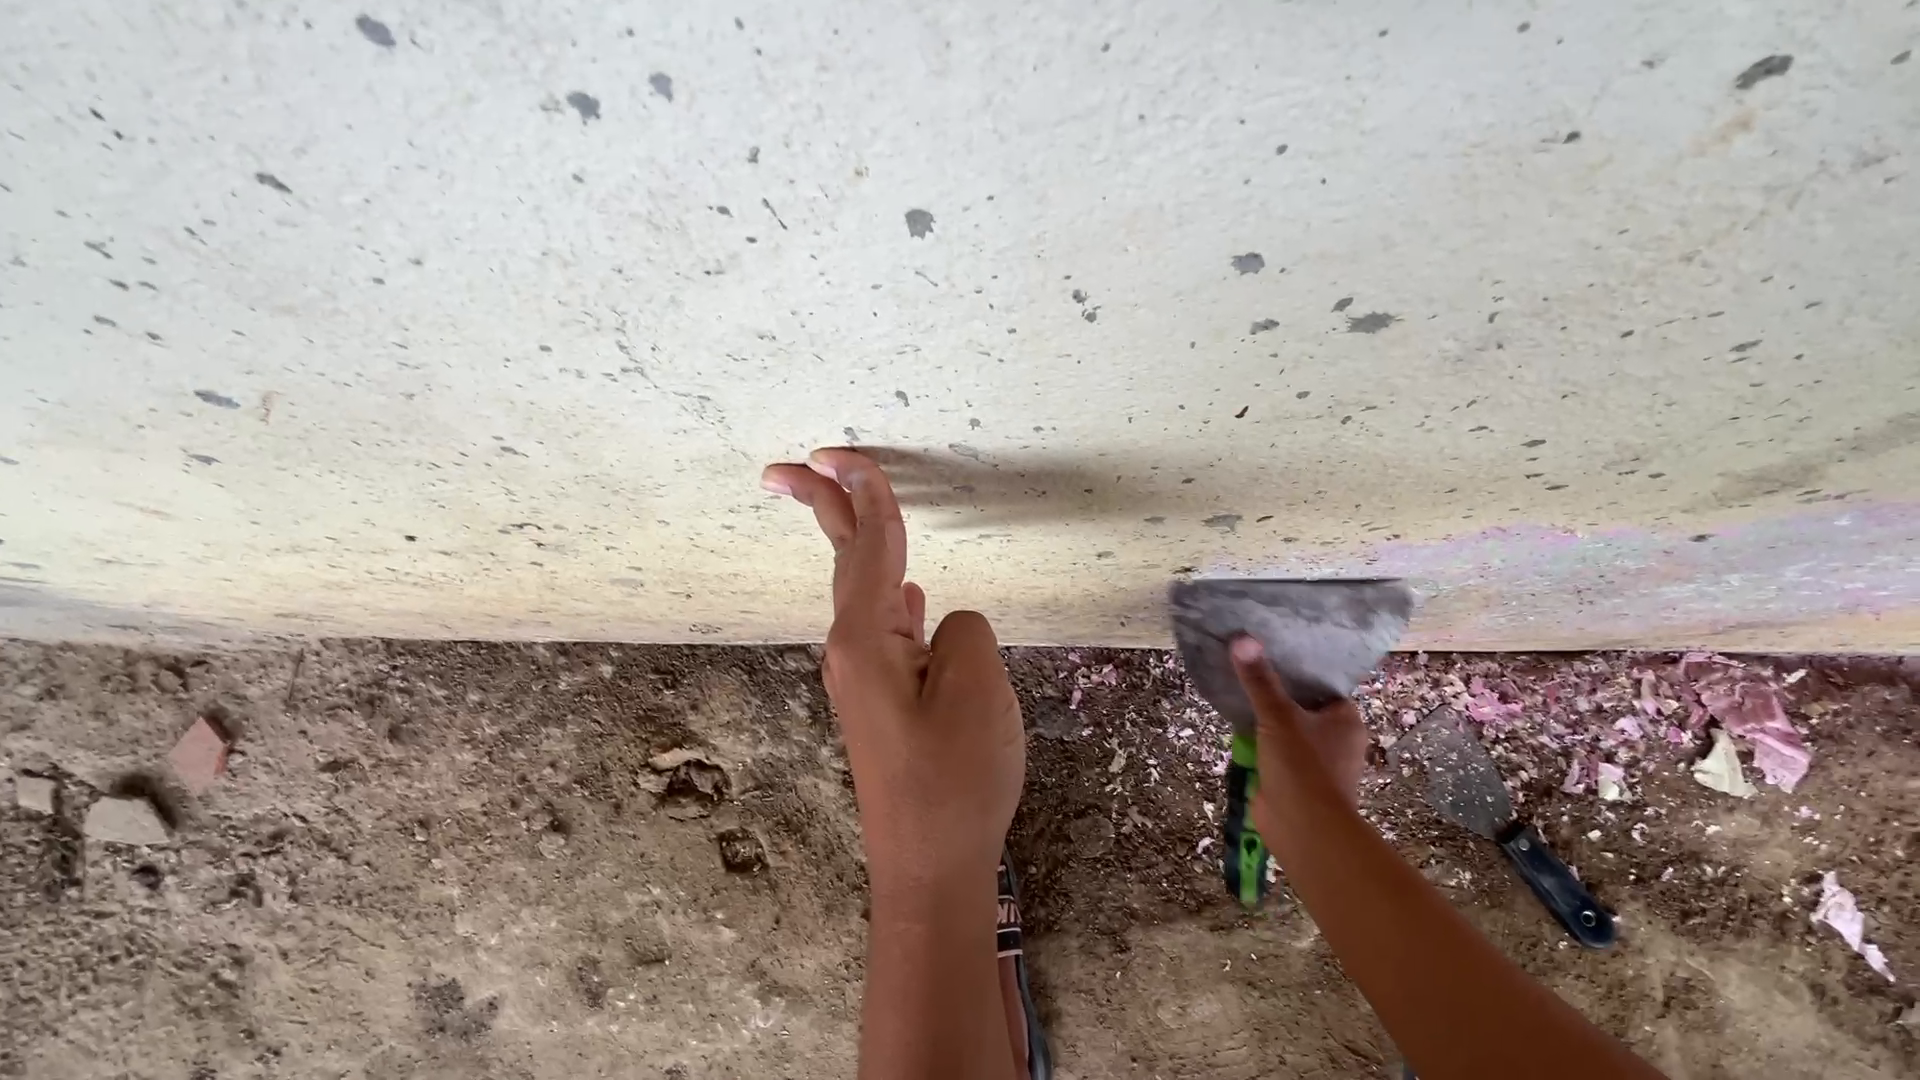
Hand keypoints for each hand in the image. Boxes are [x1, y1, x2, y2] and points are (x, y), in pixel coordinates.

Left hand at [761, 448, 1025, 896]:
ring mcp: (865, 678)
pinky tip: (908, 592)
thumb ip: (962, 630)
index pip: (867, 547)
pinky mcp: (883, 701)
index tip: (842, 452)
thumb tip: (941, 625)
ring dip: (861, 545)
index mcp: (867, 640)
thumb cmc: (954, 780)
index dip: (864, 494)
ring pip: (865, 593)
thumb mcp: (977, 689)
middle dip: (829, 507)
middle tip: (793, 466)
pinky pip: (884, 627)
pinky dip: (890, 593)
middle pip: (848, 561)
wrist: (930, 868)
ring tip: (854, 509)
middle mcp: (853, 652)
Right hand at [1228, 636, 1368, 839]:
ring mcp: (1315, 761)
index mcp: (1346, 720)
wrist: (1303, 828)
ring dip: (1264, 719)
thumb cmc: (1302, 766)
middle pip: (1301, 706)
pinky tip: (1235, 725)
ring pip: (1286, 729)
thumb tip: (1242, 639)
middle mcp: (1336, 739)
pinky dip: (1258, 741)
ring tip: (1236, 689)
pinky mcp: (1294, 779)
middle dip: (1275, 693)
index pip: (1321, 685)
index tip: (1269, 651)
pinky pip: (1274, 750)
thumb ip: (1259, 680)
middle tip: (1246, 666)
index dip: (1296, 669)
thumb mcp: (1278, 716)